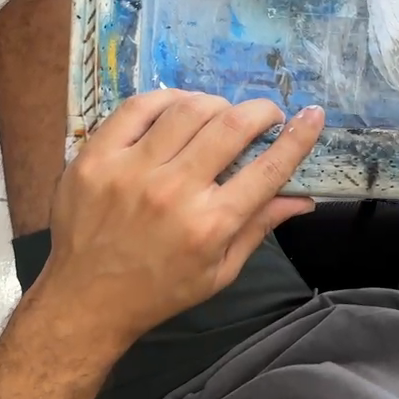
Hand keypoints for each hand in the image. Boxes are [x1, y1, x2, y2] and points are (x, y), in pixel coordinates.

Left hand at [31, 90, 324, 350]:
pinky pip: (138, 107)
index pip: (268, 168)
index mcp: (210, 225)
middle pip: (230, 126)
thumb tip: (303, 198)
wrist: (85, 300)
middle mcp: (173, 192)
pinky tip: (178, 107)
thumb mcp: (221, 271)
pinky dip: (167, 99)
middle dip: (260, 112)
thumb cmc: (161, 290)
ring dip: (216, 104)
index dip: (298, 137)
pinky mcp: (95, 157)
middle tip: (265, 115)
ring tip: (221, 115)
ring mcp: (130, 170)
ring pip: (187, 109)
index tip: (313, 116)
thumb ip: (259, 226)